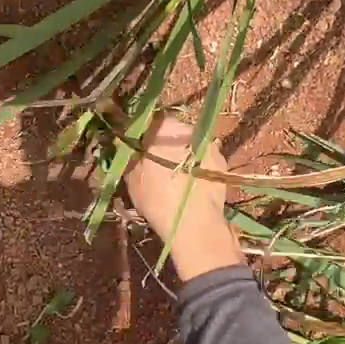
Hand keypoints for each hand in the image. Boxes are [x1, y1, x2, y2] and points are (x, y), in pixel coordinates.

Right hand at [123, 116, 242, 281]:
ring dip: (180, 153)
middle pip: (171, 130)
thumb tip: (121, 141)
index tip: (135, 145)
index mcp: (164, 127)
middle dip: (163, 142)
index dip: (141, 131)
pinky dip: (195, 164)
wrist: (194, 224)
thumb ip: (127, 152)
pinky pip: (202, 156)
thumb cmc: (157, 198)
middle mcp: (189, 128)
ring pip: (188, 143)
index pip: (149, 118)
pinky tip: (188, 182)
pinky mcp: (222, 161)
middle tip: (153, 161)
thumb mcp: (131, 175)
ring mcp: (210, 144)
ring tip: (173, 175)